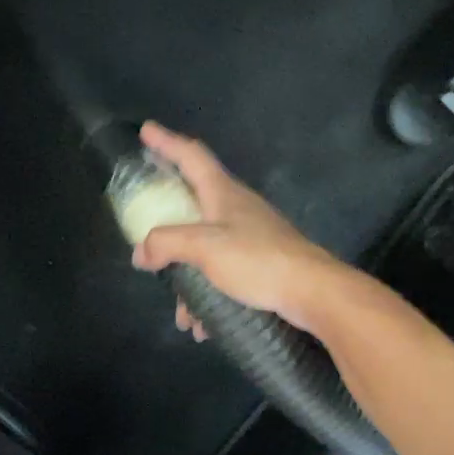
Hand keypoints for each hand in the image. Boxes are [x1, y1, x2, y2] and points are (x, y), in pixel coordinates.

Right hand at [129, 121, 360, 334]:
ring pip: (204, 246)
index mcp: (222, 192)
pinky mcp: (258, 262)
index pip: (190, 155)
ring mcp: (248, 235)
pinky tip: (201, 324)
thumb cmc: (257, 259)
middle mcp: (235, 207)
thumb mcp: (203, 247)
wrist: (312, 292)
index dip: (166, 142)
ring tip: (180, 312)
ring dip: (187, 276)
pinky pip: (220, 273)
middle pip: (193, 200)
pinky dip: (206, 294)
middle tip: (146, 226)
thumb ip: (166, 244)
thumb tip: (141, 252)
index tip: (145, 131)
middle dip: (167, 218)